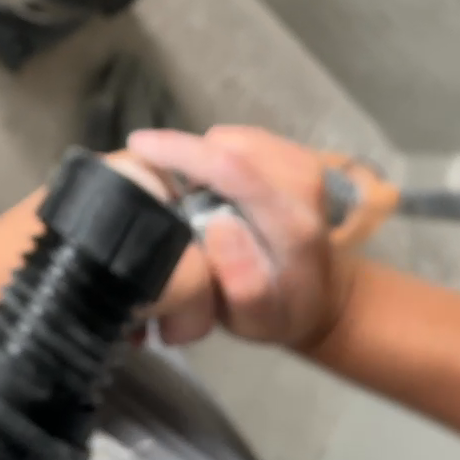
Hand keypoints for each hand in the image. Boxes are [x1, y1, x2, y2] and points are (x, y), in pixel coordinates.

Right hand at [127, 127, 355, 351]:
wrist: (321, 292)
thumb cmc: (280, 309)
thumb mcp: (257, 321)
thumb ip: (242, 284)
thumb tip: (221, 227)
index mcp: (292, 226)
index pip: (232, 170)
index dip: (180, 151)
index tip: (137, 146)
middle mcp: (303, 185)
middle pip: (224, 146)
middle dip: (184, 158)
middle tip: (170, 196)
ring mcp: (302, 162)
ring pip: (227, 139)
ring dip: (201, 159)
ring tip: (197, 196)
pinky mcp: (295, 150)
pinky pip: (236, 138)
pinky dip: (216, 154)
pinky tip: (219, 186)